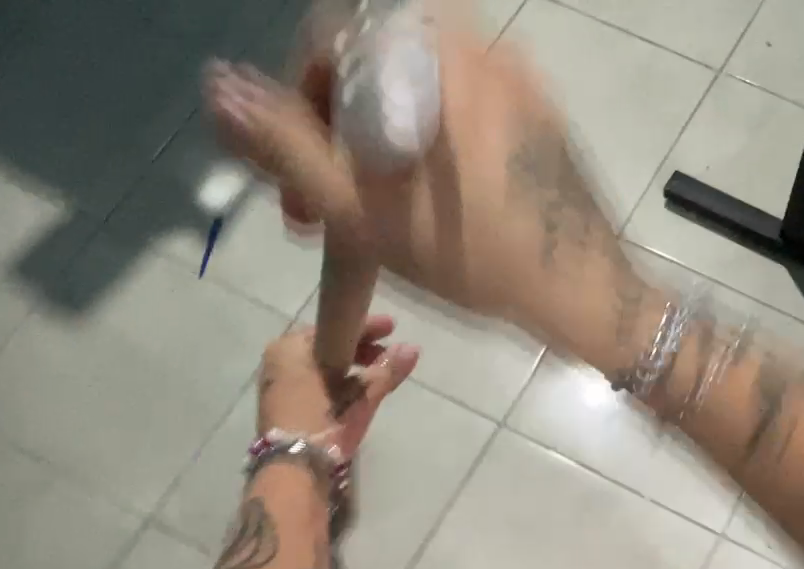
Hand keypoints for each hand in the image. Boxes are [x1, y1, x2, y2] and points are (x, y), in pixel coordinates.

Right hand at [202, 5, 635, 351]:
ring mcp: (517, 75)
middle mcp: (474, 44)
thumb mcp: (369, 215)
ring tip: (379, 210)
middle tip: (333, 204)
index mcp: (426, 56)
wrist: (585, 292)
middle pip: (375, 66)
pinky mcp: (541, 110)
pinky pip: (465, 107)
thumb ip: (286, 148)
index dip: (299, 106)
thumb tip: (217, 87)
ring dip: (382, 140)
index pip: (329, 42)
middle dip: (340, 130)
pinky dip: (432, 142)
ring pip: (419, 90)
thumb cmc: (477, 261)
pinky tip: (433, 201)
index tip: (303, 178)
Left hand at [258, 316, 418, 456]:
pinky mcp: (281, 405)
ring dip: (349, 367)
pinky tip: (356, 391)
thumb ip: (386, 372)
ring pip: (319, 364)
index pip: (334, 327)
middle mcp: (278, 359)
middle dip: (359, 349)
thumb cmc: (324, 424)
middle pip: (326, 346)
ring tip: (377, 375)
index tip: (392, 328)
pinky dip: (334, 380)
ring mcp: (277, 383)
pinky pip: (312, 381)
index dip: (365, 328)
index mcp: (291, 347)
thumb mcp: (360, 397)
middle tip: (387, 354)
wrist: (292, 470)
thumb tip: (413, 348)